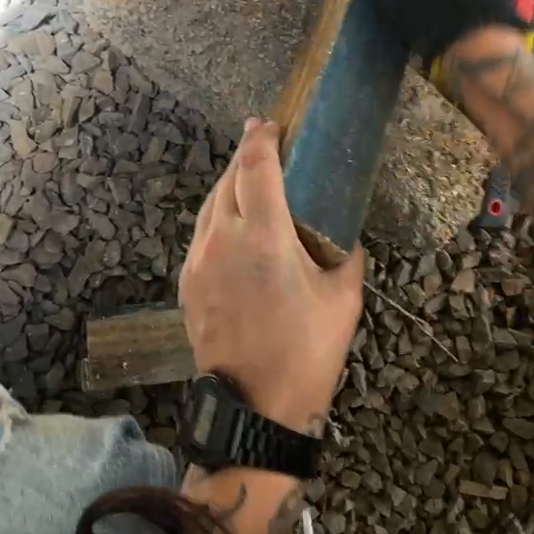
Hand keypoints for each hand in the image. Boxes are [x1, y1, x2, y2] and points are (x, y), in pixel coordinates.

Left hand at [179, 119, 365, 433]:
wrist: (253, 409)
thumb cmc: (306, 352)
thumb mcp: (343, 299)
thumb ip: (346, 253)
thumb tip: (344, 230)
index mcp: (264, 236)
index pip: (255, 166)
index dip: (261, 138)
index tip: (270, 124)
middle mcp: (223, 238)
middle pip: (228, 177)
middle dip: (245, 153)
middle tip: (264, 140)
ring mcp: (198, 260)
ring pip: (210, 202)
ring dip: (229, 181)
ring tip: (250, 175)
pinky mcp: (187, 280)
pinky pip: (201, 230)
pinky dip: (218, 212)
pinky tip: (234, 219)